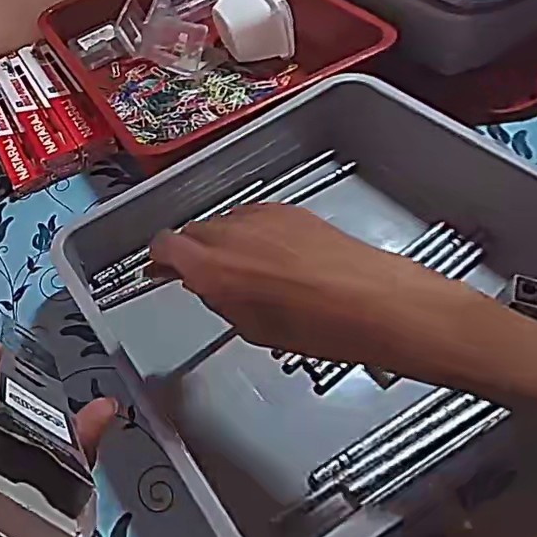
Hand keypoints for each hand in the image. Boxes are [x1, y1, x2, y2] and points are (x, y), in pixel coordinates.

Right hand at [148, 203, 533, 391]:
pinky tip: (272, 259)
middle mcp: (229, 232)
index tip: (162, 269)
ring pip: (223, 222)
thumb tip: (210, 286)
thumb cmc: (323, 326)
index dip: (159, 259)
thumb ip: (218, 298)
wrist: (376, 303)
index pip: (163, 246)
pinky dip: (252, 234)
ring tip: (246, 271)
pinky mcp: (287, 209)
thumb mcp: (252, 327)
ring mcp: (259, 216)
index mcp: (210, 266)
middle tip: (202, 275)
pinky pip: (253, 218)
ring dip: (223, 243)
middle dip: (191, 253)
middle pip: (191, 232)